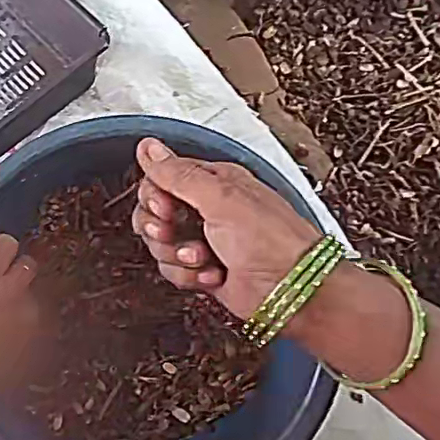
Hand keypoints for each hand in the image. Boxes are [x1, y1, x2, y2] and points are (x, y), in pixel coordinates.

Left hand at [0, 224, 42, 396]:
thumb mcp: (4, 369)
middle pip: (25, 265)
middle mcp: (14, 292)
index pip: (33, 298)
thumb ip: (18, 347)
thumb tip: (18, 337)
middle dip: (12, 270)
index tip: (7, 303)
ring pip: (6, 243)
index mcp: (28, 320)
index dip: (18, 297)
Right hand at [131, 137, 322, 319]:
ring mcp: (203, 240)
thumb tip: (149, 148)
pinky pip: (172, 271)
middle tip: (174, 233)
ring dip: (179, 256)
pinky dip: (189, 276)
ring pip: (160, 246)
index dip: (154, 196)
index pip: (160, 180)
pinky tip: (213, 274)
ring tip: (204, 256)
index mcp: (213, 181)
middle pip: (153, 214)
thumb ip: (179, 174)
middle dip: (160, 229)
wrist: (290, 291)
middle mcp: (206, 209)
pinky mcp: (202, 268)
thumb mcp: (221, 198)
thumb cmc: (272, 241)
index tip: (165, 209)